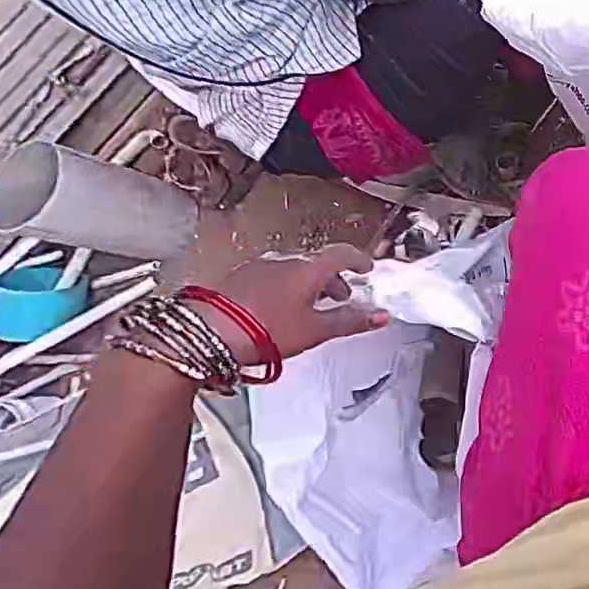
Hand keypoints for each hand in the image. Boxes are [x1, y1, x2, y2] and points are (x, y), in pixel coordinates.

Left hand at [189, 245, 388, 364]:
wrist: (206, 333)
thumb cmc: (264, 330)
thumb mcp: (315, 330)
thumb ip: (350, 321)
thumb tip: (382, 316)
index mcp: (309, 269)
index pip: (342, 255)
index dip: (358, 261)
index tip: (365, 269)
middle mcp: (284, 262)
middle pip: (317, 264)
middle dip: (332, 280)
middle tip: (341, 297)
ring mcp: (259, 268)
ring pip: (293, 271)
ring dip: (307, 285)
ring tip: (309, 308)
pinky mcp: (238, 279)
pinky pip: (271, 278)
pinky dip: (284, 288)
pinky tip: (278, 310)